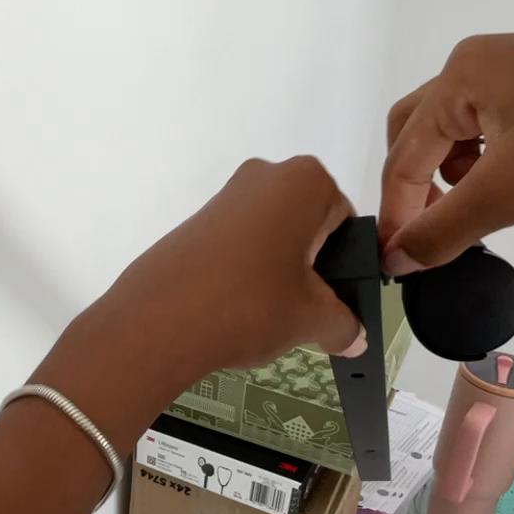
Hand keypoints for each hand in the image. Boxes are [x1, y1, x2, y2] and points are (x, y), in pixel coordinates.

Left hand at [41, 156, 363, 407]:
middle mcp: (265, 175)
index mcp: (306, 182)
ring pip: (271, 240)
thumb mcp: (312, 319)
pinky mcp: (193, 224)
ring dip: (276, 275)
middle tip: (301, 313)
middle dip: (309, 270)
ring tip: (265, 318)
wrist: (159, 321)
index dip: (344, 269)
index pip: (347, 226)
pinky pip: (237, 249)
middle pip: (307, 229)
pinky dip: (244, 276)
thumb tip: (354, 338)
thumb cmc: (251, 304)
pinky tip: (235, 311)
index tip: (332, 303)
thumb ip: (344, 326)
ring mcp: (224, 197)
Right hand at [377, 29, 513, 271]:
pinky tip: (513, 197)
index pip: (402, 154)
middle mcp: (490, 63)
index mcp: (464, 73)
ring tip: (470, 222)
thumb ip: (441, 229)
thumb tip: (395, 261)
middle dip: (414, 189)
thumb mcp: (512, 192)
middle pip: (419, 134)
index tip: (399, 268)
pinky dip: (491, 171)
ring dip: (451, 181)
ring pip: (462, 135)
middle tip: (427, 237)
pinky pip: (503, 135)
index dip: (396, 215)